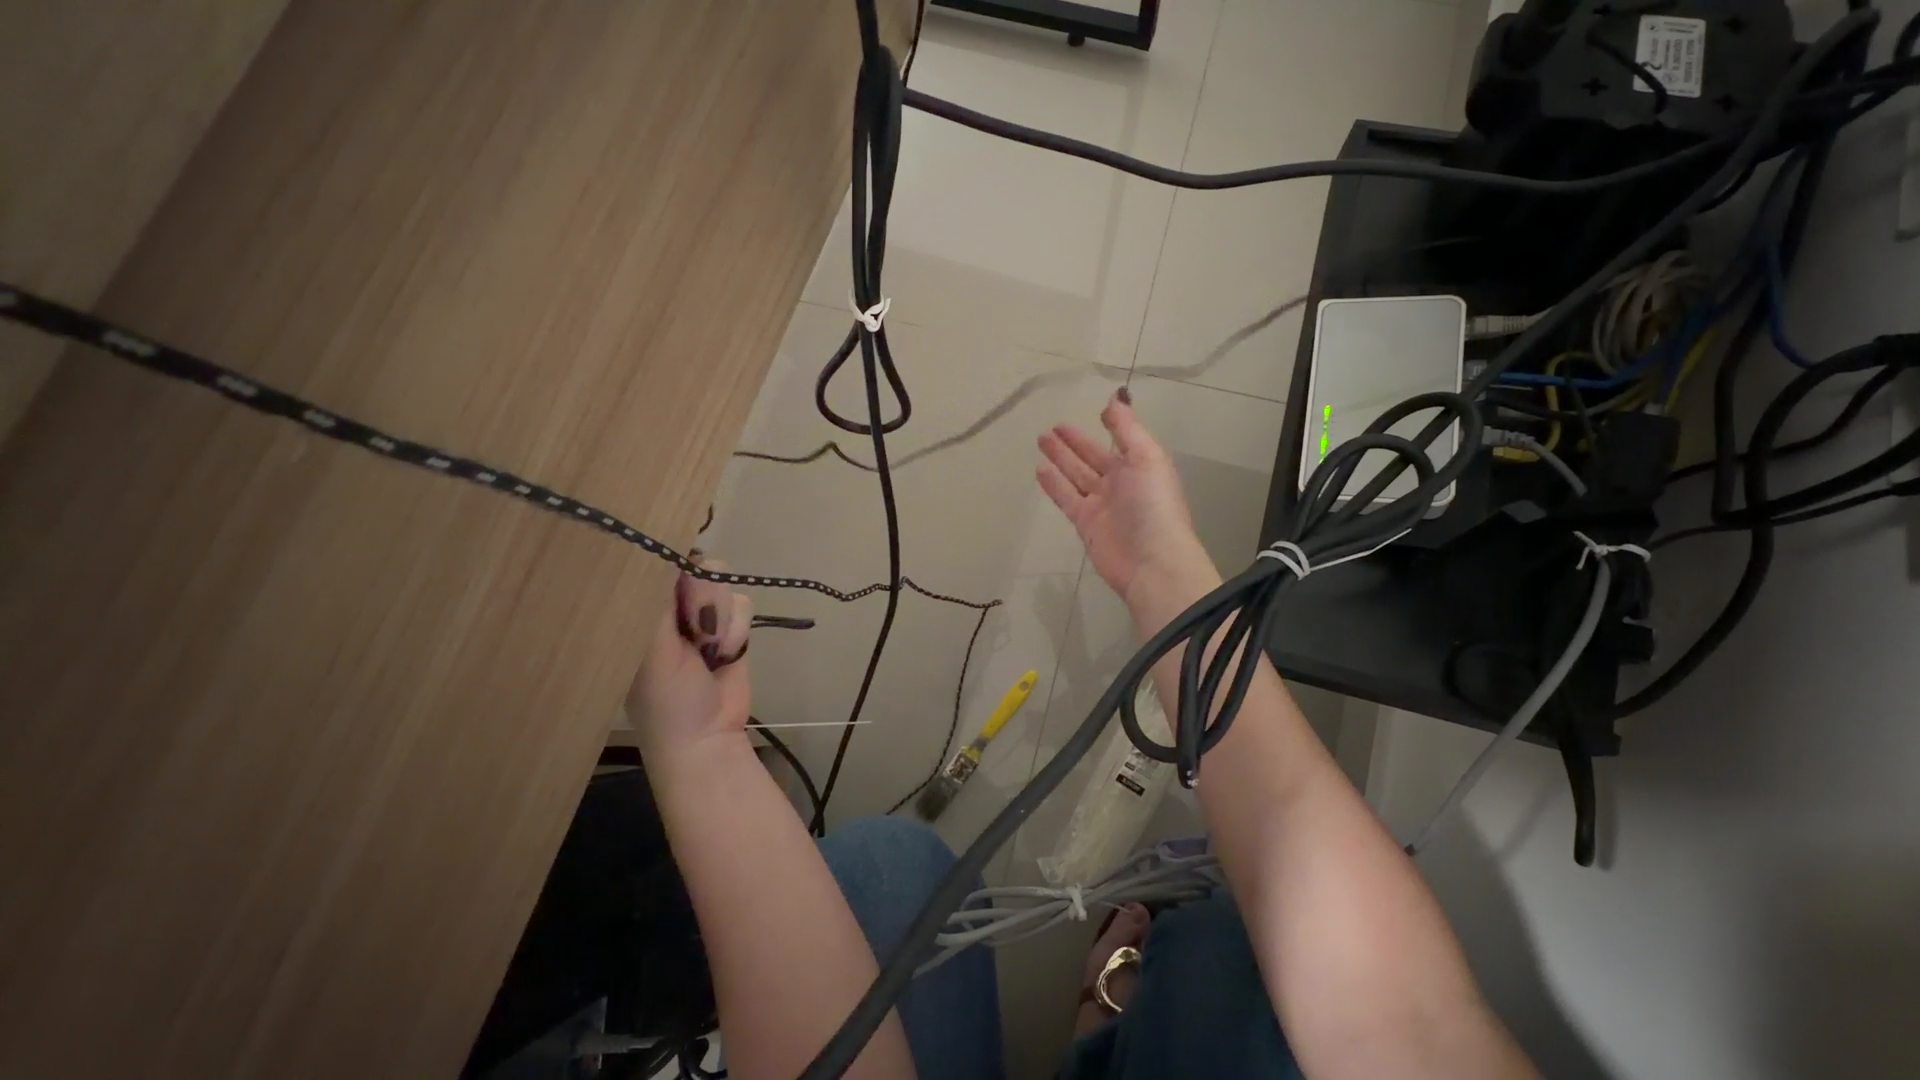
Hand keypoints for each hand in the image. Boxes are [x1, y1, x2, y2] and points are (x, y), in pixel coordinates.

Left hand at [626, 558, 753, 757]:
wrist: (708, 738)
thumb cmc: (666, 698)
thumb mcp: (650, 648)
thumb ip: (658, 601)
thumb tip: (672, 555)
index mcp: (634, 607)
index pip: (654, 559)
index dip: (671, 558)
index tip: (681, 577)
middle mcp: (665, 604)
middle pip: (695, 564)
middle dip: (702, 596)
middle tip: (693, 628)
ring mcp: (699, 613)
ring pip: (722, 581)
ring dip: (721, 619)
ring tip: (708, 650)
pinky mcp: (728, 624)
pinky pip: (742, 602)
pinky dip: (737, 629)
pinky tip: (725, 654)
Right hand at [1037, 390, 1214, 608]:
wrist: (1151, 561)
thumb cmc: (1153, 504)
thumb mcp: (1146, 457)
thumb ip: (1127, 428)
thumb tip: (1115, 397)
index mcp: (1141, 465)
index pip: (1122, 440)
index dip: (1110, 425)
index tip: (1096, 411)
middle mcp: (1121, 483)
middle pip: (1093, 457)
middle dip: (1075, 442)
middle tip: (1053, 426)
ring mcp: (1101, 504)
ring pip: (1077, 475)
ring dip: (1061, 457)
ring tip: (1041, 439)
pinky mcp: (1085, 523)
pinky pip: (1066, 498)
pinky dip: (1053, 484)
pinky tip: (1039, 469)